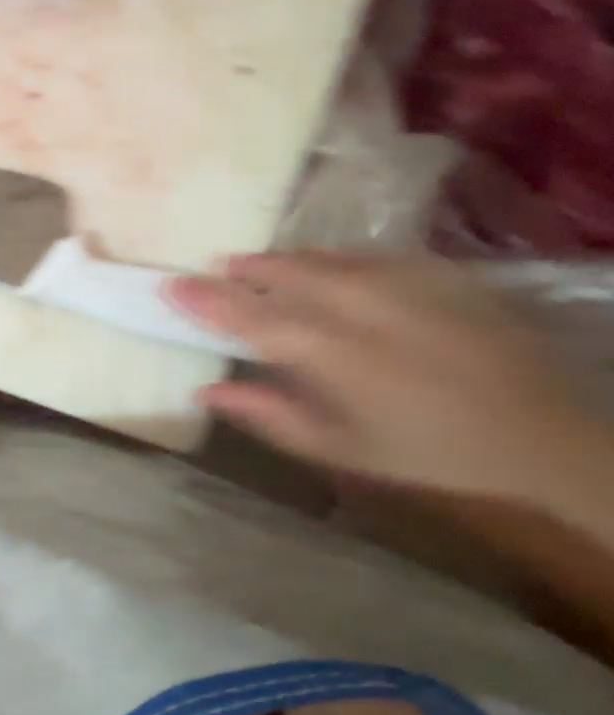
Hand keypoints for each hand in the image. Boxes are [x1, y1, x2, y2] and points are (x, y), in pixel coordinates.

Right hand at [168, 253, 612, 505]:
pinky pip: (382, 259)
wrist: (544, 444)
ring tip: (261, 261)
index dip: (209, 301)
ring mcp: (418, 294)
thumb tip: (205, 389)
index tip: (170, 286)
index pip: (256, 318)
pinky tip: (332, 265)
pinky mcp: (454, 285)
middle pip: (295, 276)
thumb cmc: (425, 455)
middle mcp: (374, 315)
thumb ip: (269, 415)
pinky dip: (343, 259)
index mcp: (340, 359)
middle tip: (215, 266)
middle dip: (249, 269)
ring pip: (337, 261)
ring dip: (292, 259)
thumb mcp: (338, 450)